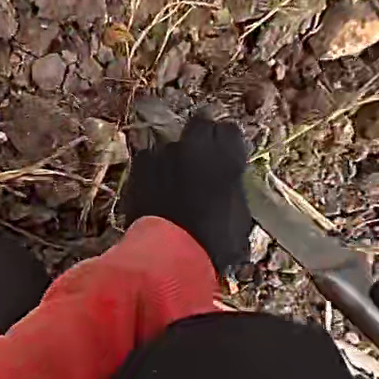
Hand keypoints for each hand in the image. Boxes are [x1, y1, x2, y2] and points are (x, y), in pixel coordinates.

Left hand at [120, 114, 250, 271]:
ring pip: (171, 143)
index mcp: (226, 156)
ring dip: (174, 156)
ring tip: (173, 181)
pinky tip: (152, 188)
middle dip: (201, 137)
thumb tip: (227, 189)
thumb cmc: (214, 243)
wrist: (169, 254)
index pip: (230, 131)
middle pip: (200, 125)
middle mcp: (196, 146)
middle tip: (200, 159)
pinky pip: (148, 159)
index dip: (227, 145)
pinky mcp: (140, 165)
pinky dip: (151, 169)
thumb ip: (233, 192)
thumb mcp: (239, 219)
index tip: (227, 157)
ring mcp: (165, 152)